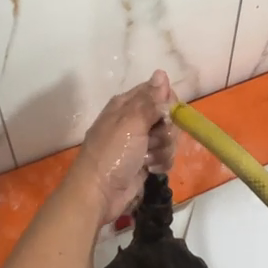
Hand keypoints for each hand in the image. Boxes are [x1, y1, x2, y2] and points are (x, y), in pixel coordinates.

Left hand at [66, 71, 175, 224]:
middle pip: (166, 116)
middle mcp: (134, 121)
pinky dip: (161, 162)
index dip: (167, 102)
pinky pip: (165, 155)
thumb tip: (161, 73)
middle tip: (155, 138)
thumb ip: (150, 100)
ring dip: (164, 148)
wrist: (99, 193)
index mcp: (126, 105)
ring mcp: (140, 142)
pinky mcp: (145, 162)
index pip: (157, 92)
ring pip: (168, 137)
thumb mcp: (132, 122)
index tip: (167, 114)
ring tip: (149, 158)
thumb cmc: (112, 154)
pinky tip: (151, 168)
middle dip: (167, 130)